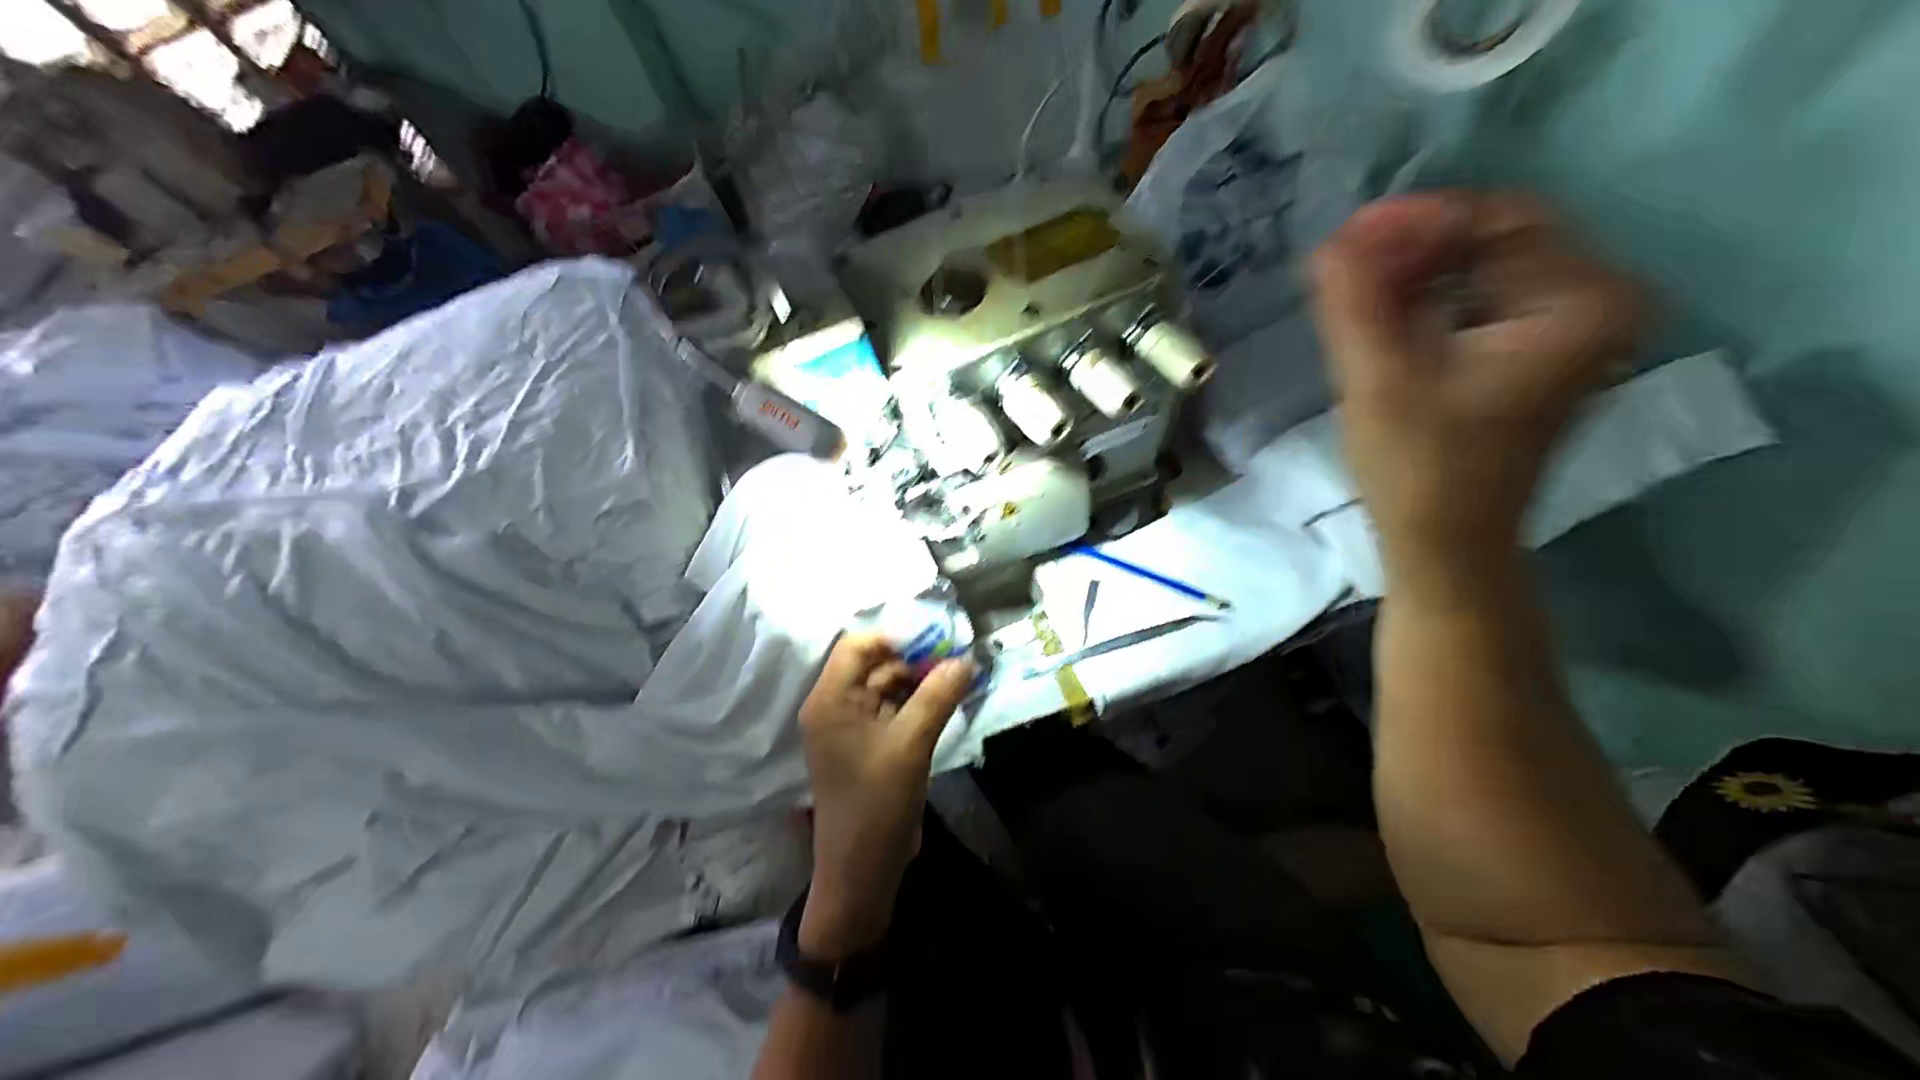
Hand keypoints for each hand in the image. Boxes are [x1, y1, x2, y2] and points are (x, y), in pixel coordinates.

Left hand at [796, 634, 974, 957]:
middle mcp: (834, 705)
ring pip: (886, 687)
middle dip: (915, 657)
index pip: (858, 645)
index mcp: (830, 699)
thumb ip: (937, 697)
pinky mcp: (866, 745)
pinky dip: (917, 702)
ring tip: (960, 674)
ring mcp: (850, 727)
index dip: (897, 637)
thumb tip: (966, 659)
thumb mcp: (911, 745)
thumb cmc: (877, 804)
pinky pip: (891, 710)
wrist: (860, 872)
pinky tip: (947, 699)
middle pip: (875, 664)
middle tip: (959, 655)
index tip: (939, 639)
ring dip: (920, 680)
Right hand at [1310, 192, 1639, 601]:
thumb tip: (1329, 241)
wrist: (1444, 543)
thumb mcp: (1378, 381)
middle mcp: (1593, 301)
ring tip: (1345, 294)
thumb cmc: (1420, 469)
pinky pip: (1473, 295)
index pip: (1499, 218)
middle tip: (1336, 267)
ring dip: (1406, 273)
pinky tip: (1374, 316)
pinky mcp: (1532, 349)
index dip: (1415, 221)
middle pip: (1490, 239)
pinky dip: (1421, 298)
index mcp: (1582, 302)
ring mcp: (1565, 325)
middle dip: (1406, 248)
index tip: (1342, 242)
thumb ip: (1353, 303)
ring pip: (1476, 266)